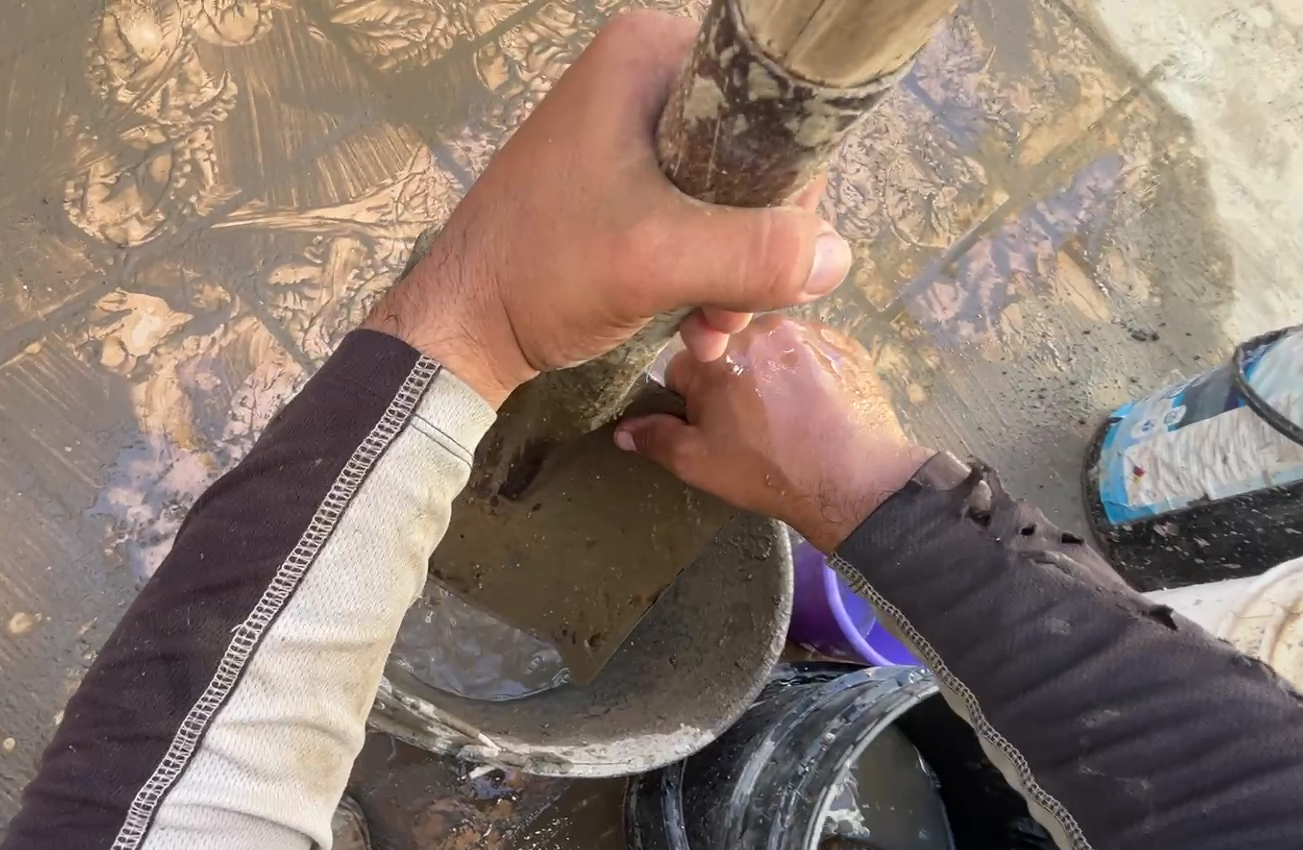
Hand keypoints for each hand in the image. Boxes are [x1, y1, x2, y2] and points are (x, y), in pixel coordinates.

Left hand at [364, 12, 851, 405]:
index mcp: (650, 60)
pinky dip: (696, 279)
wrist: (464, 326)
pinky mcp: (612, 195)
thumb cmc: (544, 273)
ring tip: (710, 336)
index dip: (789, 187)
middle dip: (753, 249)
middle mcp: (640, 87)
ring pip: (720, 202)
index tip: (778, 259)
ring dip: (728, 277)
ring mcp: (623, 143)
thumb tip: (838, 257)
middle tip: (735, 317)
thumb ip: (753, 254)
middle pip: (749, 161)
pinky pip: (684, 226)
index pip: (770, 104)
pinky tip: (693, 330)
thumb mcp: (655, 259)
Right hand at [614, 316, 933, 551]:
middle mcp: (761, 326)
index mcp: (717, 352)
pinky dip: (802, 371)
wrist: (854, 480)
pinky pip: (805, 349)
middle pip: (724, 349)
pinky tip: (812, 406)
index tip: (709, 426)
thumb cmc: (766, 470)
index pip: (680, 366)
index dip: (688, 401)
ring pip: (766, 346)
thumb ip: (654, 439)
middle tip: (746, 424)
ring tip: (783, 414)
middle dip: (726, 380)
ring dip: (764, 371)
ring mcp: (808, 330)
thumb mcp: (697, 462)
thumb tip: (622, 430)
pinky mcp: (844, 341)